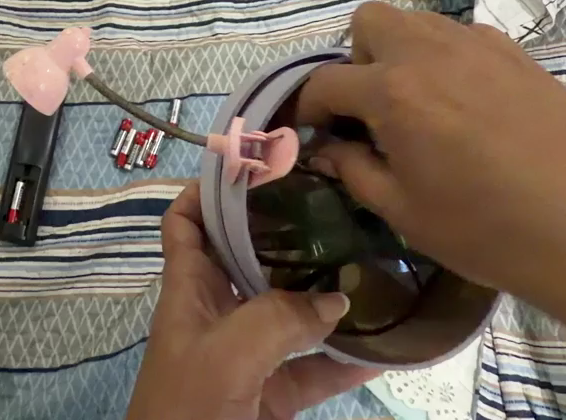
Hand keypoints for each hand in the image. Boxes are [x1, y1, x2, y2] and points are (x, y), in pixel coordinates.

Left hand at [124, 185, 372, 419]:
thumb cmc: (187, 410)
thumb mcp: (226, 356)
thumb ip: (277, 320)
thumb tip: (335, 297)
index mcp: (188, 289)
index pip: (185, 222)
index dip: (206, 191)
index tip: (253, 169)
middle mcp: (213, 312)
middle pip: (243, 257)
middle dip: (280, 233)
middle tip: (327, 209)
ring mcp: (242, 356)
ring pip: (283, 312)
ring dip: (318, 296)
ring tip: (363, 269)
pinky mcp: (267, 398)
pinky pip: (308, 370)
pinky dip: (340, 361)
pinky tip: (380, 350)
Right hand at [294, 2, 565, 307]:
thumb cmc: (490, 230)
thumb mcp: (405, 212)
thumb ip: (353, 170)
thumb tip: (326, 149)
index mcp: (391, 91)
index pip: (325, 81)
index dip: (308, 107)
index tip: (313, 131)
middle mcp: (426, 50)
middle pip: (368, 22)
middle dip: (357, 59)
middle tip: (374, 109)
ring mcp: (475, 44)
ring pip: (416, 21)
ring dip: (401, 53)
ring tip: (422, 105)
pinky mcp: (515, 52)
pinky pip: (461, 36)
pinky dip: (447, 58)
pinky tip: (469, 105)